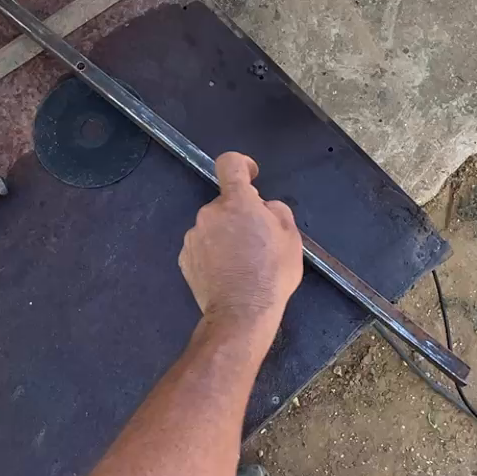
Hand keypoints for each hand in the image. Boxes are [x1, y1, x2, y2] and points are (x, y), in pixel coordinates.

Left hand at [178, 152, 302, 324]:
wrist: (241, 311)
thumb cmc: (271, 272)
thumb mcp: (291, 237)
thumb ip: (276, 211)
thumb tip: (263, 208)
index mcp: (236, 202)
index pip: (230, 164)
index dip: (241, 165)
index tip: (250, 176)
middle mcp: (210, 213)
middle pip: (225, 204)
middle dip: (239, 216)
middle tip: (257, 241)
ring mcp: (193, 236)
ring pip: (213, 227)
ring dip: (225, 236)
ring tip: (242, 263)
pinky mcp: (185, 258)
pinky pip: (202, 247)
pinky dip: (213, 254)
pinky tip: (227, 273)